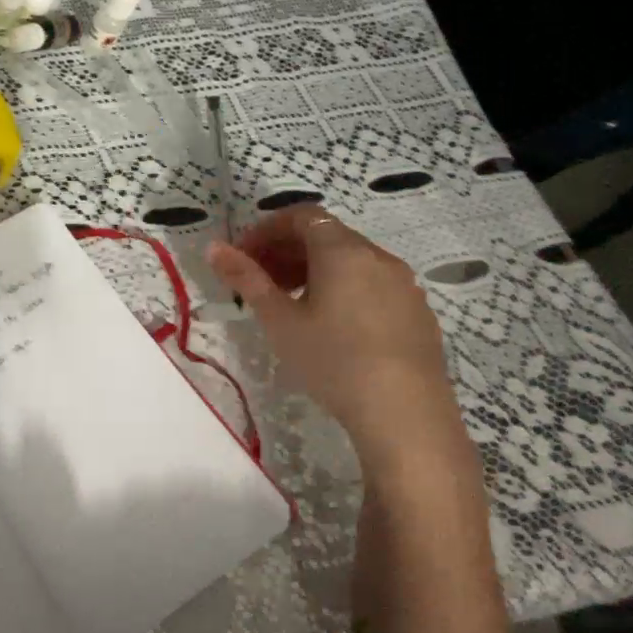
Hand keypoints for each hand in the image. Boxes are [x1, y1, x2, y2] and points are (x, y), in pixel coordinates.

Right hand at [205, 206, 461, 463]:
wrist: (406, 415)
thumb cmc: (332, 359)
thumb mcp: (278, 319)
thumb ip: (246, 278)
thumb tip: (214, 247)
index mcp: (343, 252)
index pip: (302, 216)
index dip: (266, 229)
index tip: (242, 256)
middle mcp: (379, 258)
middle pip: (326, 235)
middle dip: (285, 249)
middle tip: (256, 280)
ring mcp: (404, 286)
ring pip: (350, 260)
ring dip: (311, 268)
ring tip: (288, 302)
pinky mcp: (418, 313)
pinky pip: (372, 283)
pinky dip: (341, 286)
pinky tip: (328, 324)